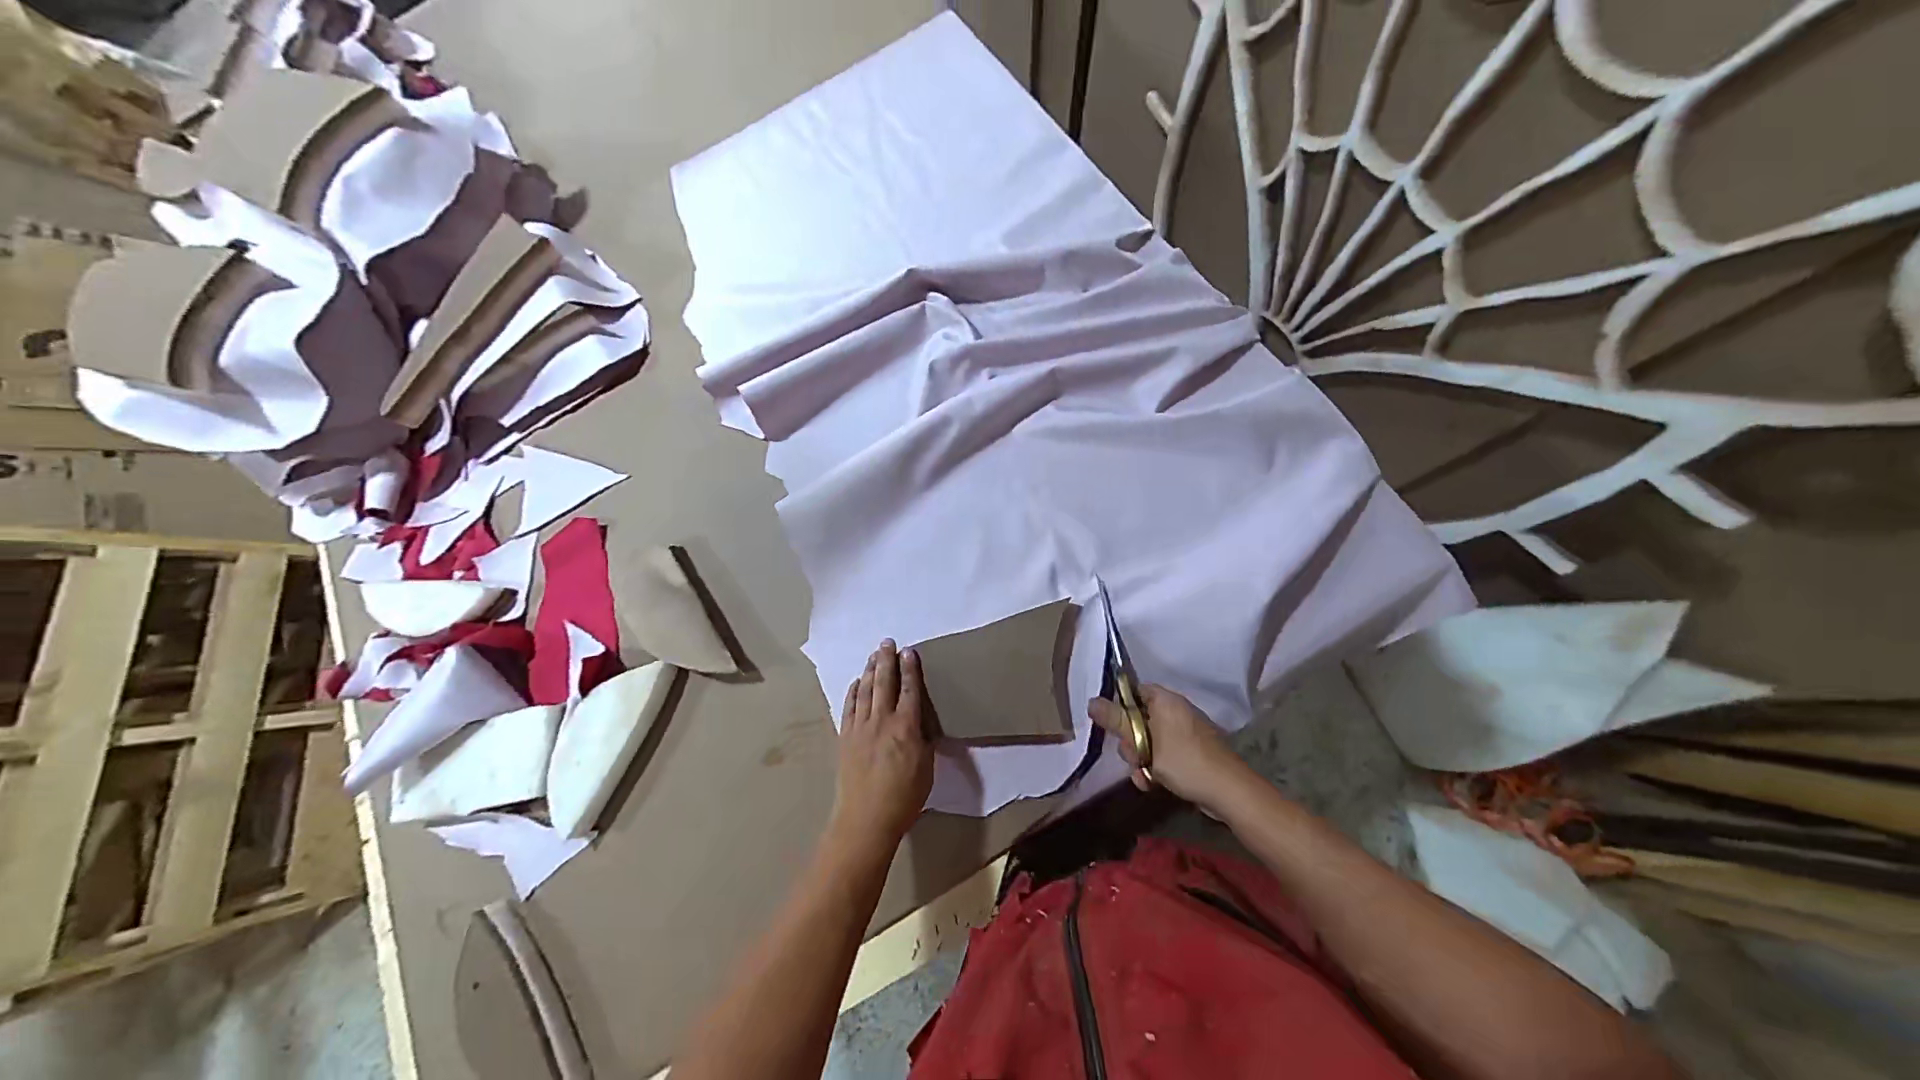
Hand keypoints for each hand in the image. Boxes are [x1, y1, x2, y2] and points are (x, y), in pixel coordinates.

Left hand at [829, 640, 935, 858]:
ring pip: (864, 690)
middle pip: (884, 683)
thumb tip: (921, 723)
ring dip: (869, 670)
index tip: (909, 652)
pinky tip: (855, 683)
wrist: (866, 818)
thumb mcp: (927, 768)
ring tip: (873, 655)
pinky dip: (853, 692)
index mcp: (906, 727)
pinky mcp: (845, 737)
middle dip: (886, 660)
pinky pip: (849, 707)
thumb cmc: (904, 797)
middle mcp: (882, 720)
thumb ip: (924, 740)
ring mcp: (860, 727)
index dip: (910, 669)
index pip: (910, 690)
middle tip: (887, 642)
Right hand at [1089, 684, 1248, 812]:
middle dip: (1131, 742)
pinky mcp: (1191, 753)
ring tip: (1144, 777)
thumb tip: (1091, 701)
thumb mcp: (1144, 742)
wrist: (1228, 791)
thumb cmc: (1184, 761)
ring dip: (1141, 760)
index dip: (1121, 708)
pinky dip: (1156, 767)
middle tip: (1133, 758)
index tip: (1115, 728)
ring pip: (1150, 741)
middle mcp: (1176, 711)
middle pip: (1139, 720)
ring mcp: (1185, 733)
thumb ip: (1117, 721)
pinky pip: (1164, 754)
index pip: (1134, 692)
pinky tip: (1152, 784)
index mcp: (1166, 700)